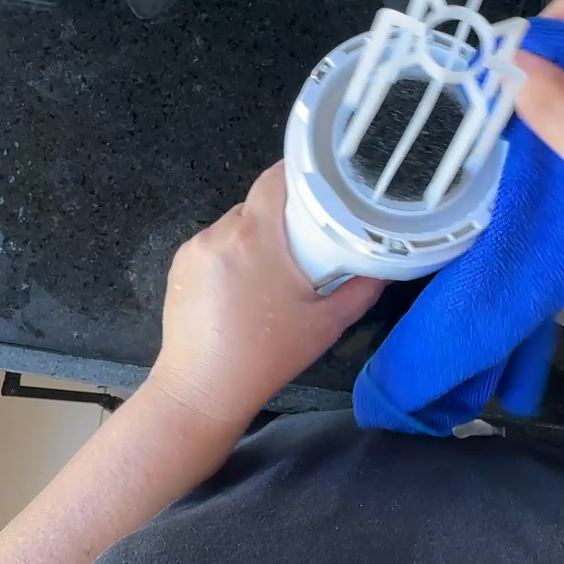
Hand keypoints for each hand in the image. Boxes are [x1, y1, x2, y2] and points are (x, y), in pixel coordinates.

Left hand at [147, 164, 385, 426]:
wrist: (204, 389)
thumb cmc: (268, 356)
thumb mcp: (327, 324)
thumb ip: (362, 288)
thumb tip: (385, 265)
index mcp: (257, 236)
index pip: (276, 178)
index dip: (299, 174)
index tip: (320, 185)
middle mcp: (220, 232)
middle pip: (256, 205)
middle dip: (279, 220)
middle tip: (302, 247)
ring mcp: (194, 249)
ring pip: (233, 227)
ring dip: (253, 240)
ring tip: (269, 275)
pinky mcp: (178, 266)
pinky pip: (212, 246)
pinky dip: (229, 257)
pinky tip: (240, 289)